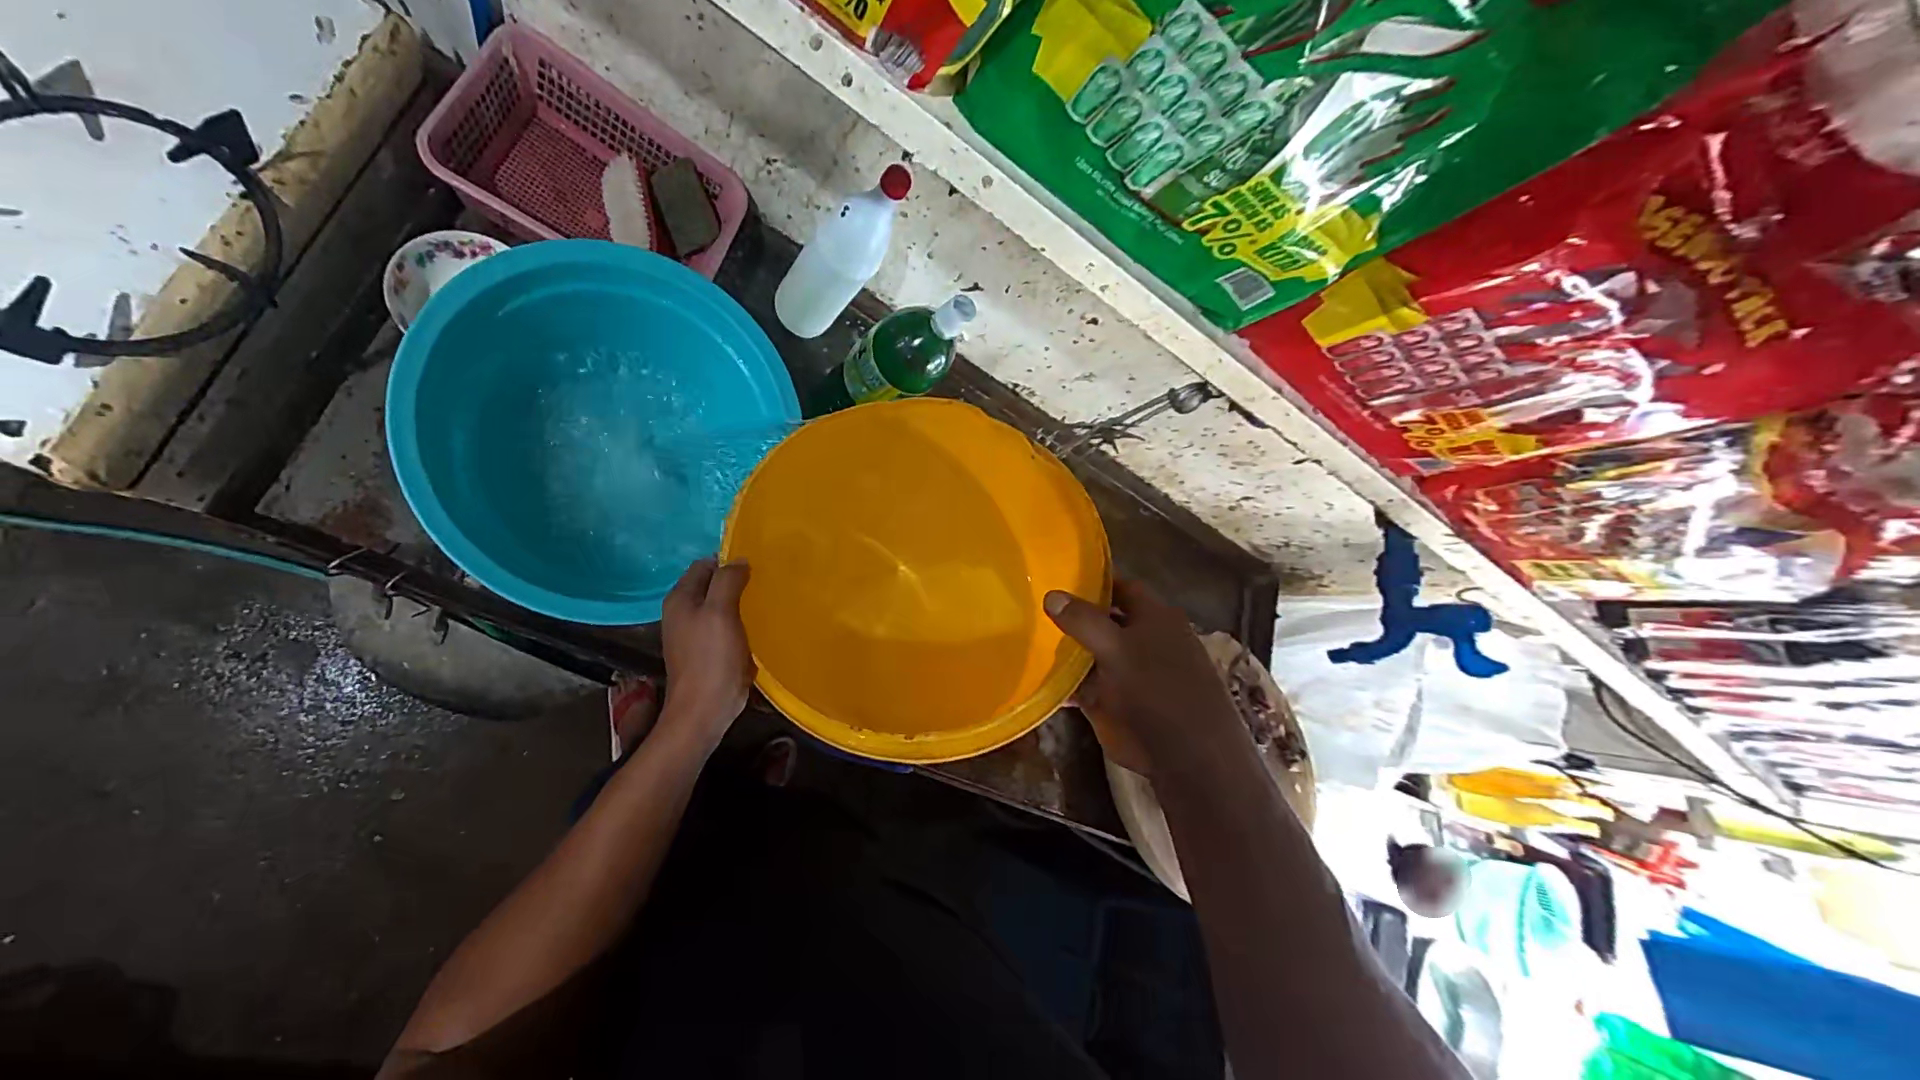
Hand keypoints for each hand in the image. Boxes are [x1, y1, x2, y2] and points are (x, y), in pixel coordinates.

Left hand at [658, 558, 754, 745]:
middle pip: (712, 585)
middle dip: (736, 582)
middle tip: (764, 584)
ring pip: (721, 606)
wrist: (705, 710)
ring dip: (740, 604)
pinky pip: (726, 627)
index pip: (704, 564)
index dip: (728, 562)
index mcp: (680, 598)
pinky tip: (757, 629)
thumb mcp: (720, 612)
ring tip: (764, 604)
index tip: (756, 567)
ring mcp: (693, 634)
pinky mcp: (707, 652)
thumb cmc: (712, 659)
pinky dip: (740, 624)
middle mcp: (682, 612)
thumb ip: (728, 581)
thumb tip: (739, 560)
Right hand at [1045, 579, 1245, 778]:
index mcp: (1155, 618)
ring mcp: (1130, 674)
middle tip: (1034, 611)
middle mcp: (1144, 641)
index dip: (1093, 583)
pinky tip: (1040, 683)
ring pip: (1092, 655)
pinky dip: (1066, 685)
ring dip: (1067, 652)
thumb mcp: (1116, 648)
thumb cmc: (1158, 689)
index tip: (1058, 578)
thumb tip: (1052, 594)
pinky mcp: (1119, 704)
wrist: (1187, 756)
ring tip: (1029, 643)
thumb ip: (1084, 620)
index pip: (1121, 588)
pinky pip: (1086, 686)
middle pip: (1104, 622)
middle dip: (1073, 618)